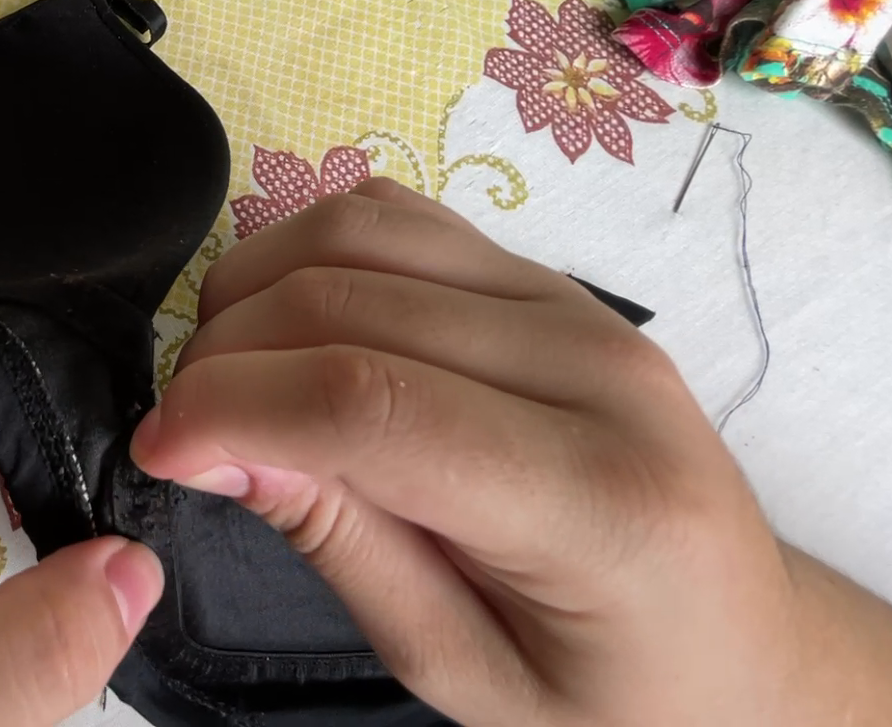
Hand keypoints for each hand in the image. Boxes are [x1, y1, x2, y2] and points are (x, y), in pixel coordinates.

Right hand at [130, 178, 891, 726]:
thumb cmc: (598, 684)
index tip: (156, 449)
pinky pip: (378, 211)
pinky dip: (297, 249)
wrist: (735, 628)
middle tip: (187, 428)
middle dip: (218, 359)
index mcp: (597, 500)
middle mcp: (589, 364)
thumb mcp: (454, 664)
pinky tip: (287, 316)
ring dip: (247, 290)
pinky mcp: (526, 265)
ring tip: (229, 368)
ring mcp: (560, 294)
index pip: (363, 404)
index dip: (227, 410)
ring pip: (346, 231)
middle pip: (335, 304)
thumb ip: (332, 540)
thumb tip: (210, 444)